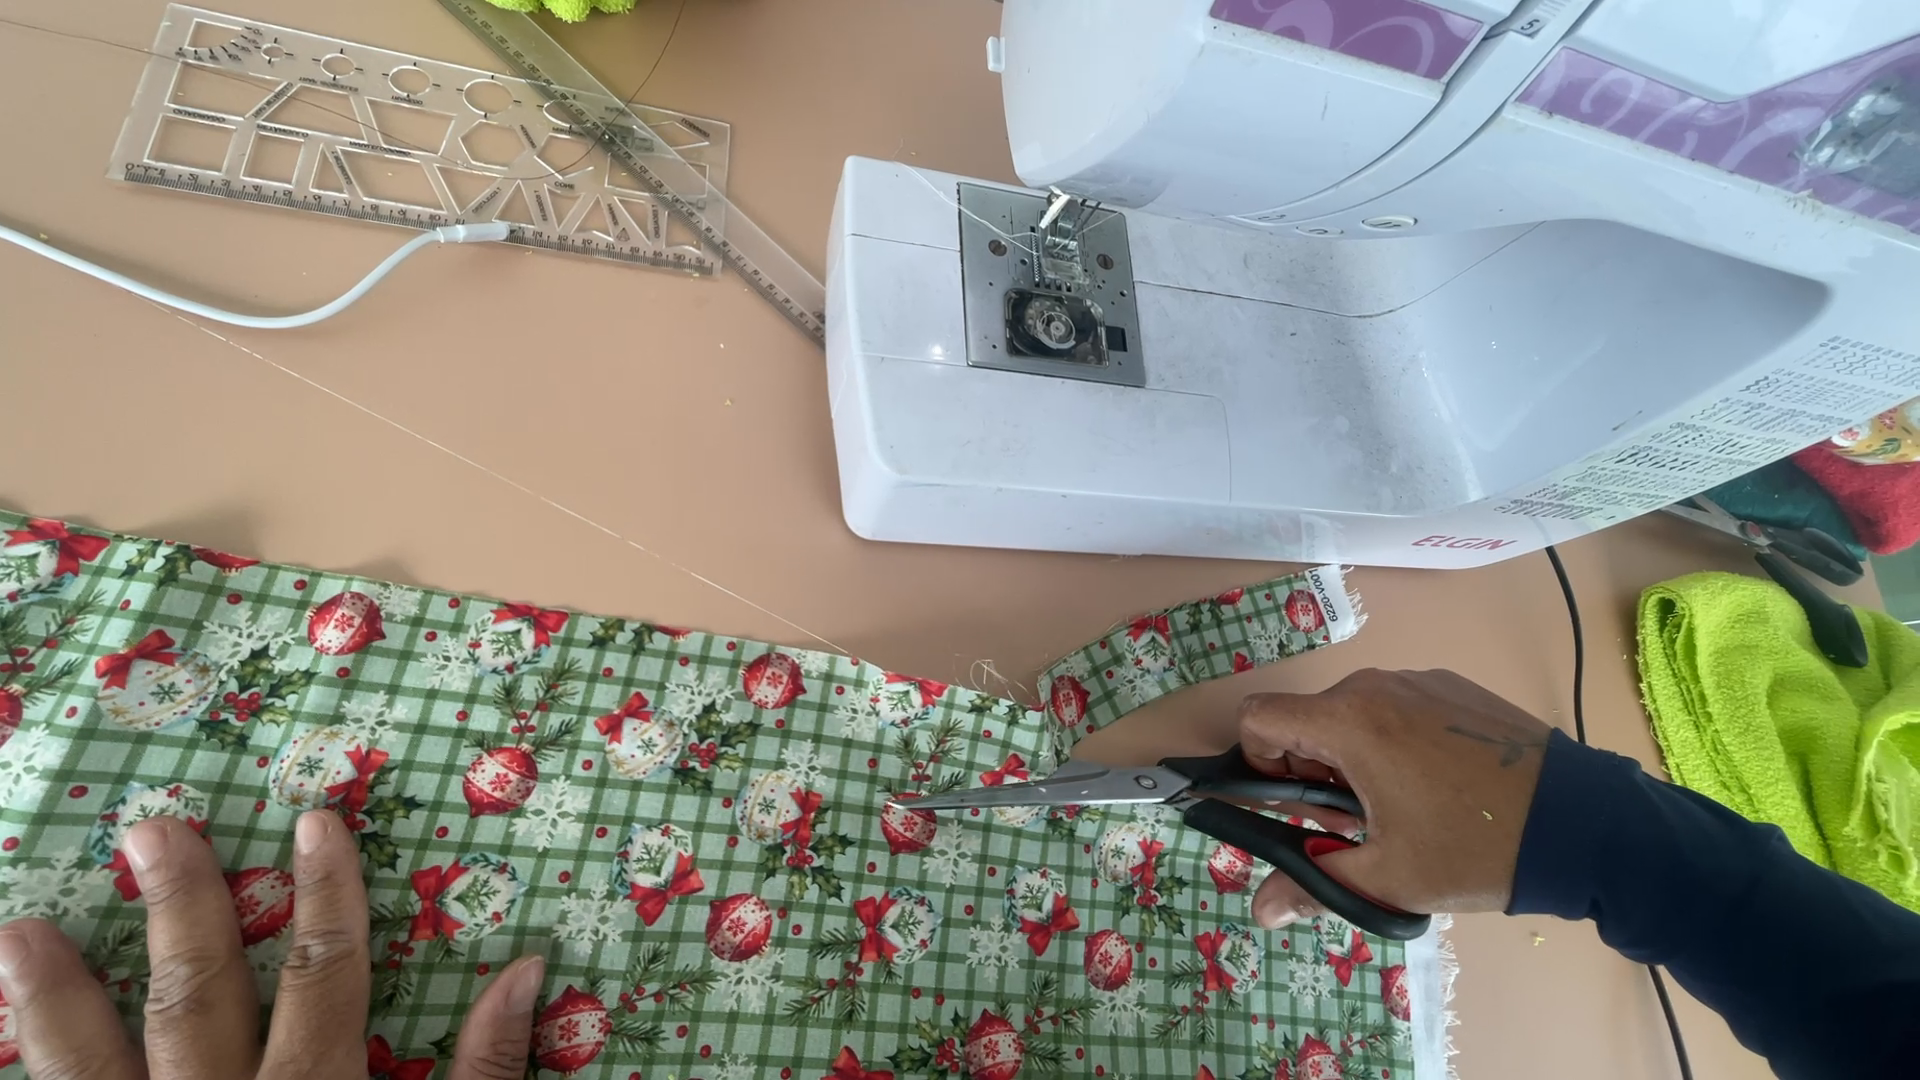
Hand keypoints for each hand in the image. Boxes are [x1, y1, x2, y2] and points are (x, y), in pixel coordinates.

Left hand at [0, 810, 543, 1079]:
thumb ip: (485, 1067)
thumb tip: (529, 966)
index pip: (325, 969)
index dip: (325, 892)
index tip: (312, 822)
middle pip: (197, 995)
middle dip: (177, 909)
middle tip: (151, 832)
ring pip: (84, 1071)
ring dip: (50, 1001)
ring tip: (15, 932)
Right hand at [1238, 668, 1553, 927]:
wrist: (1594, 827)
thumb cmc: (1476, 849)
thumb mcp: (1389, 878)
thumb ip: (1313, 884)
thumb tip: (1261, 912)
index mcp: (1346, 722)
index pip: (1257, 716)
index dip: (1258, 760)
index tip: (1297, 801)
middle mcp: (1372, 687)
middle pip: (1306, 720)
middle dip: (1312, 769)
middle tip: (1358, 818)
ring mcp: (1415, 680)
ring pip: (1350, 713)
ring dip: (1353, 755)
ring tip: (1406, 802)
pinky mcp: (1451, 685)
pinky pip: (1395, 705)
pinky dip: (1394, 738)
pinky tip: (1441, 780)